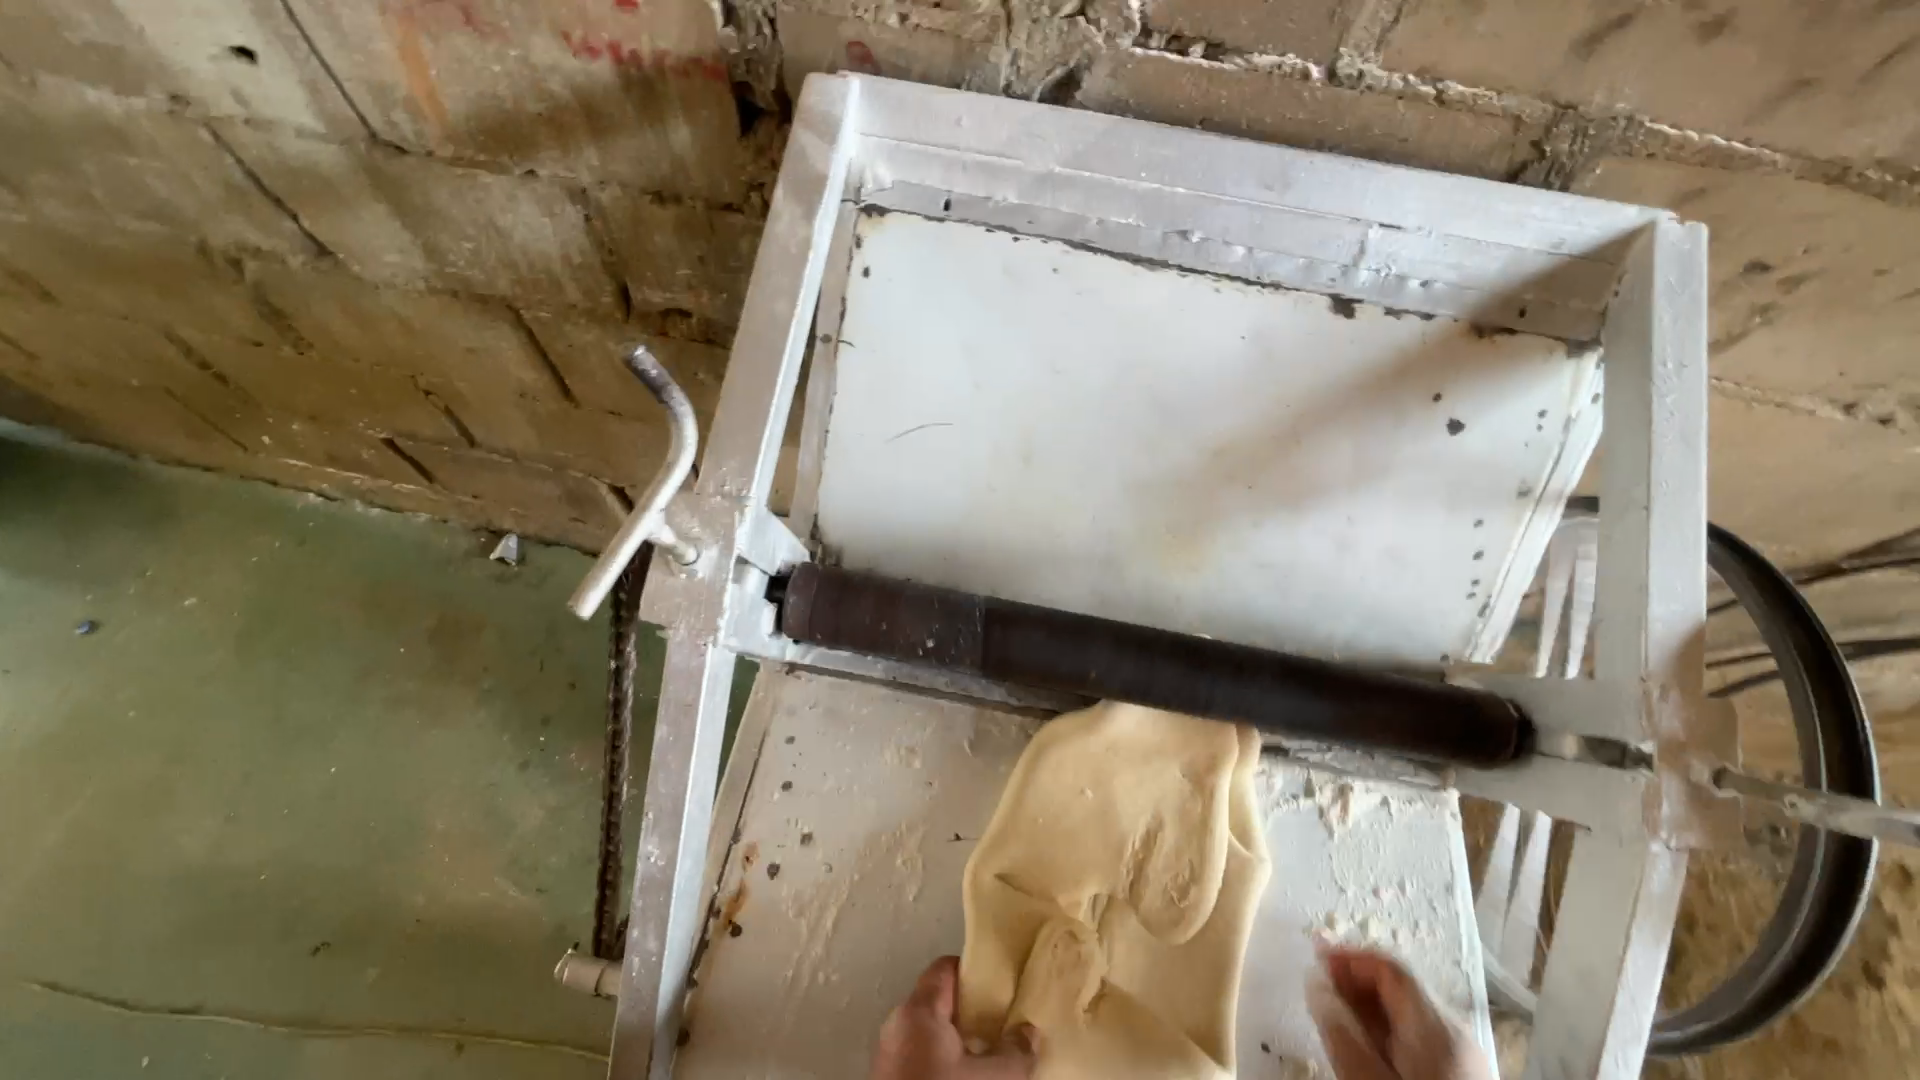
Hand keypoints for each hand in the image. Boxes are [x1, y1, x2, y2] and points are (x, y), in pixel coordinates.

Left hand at [870, 956, 1037, 1079]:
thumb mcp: (994, 1079)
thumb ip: (1016, 1051)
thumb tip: (1029, 1032)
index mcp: (916, 1012)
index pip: (945, 969)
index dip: (976, 972)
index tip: (1005, 984)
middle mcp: (897, 1029)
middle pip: (941, 1006)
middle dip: (975, 1015)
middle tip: (1007, 1026)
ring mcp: (890, 1061)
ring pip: (933, 1038)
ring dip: (963, 1047)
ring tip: (995, 1059)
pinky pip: (924, 1063)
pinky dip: (947, 1067)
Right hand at [1307, 946, 1493, 1079]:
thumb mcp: (1366, 1079)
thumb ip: (1339, 1029)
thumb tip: (1316, 983)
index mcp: (1435, 1027)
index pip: (1389, 968)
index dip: (1349, 957)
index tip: (1313, 959)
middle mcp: (1456, 1033)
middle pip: (1400, 989)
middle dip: (1355, 982)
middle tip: (1318, 991)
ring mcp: (1464, 1058)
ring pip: (1408, 1016)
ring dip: (1368, 1009)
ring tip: (1333, 1021)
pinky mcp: (1462, 1078)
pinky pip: (1419, 1039)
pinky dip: (1386, 1033)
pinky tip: (1365, 1051)